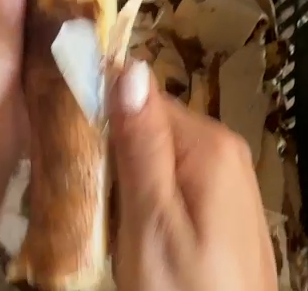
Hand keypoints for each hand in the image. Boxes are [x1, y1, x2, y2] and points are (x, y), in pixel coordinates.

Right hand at [110, 62, 278, 290]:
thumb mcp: (153, 225)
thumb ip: (143, 146)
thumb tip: (131, 66)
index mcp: (210, 143)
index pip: (144, 100)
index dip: (106, 123)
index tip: (75, 155)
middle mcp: (227, 149)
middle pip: (154, 129)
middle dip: (119, 159)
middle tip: (92, 204)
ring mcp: (232, 182)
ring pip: (163, 160)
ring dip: (133, 185)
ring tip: (112, 228)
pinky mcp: (228, 212)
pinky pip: (180, 187)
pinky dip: (154, 205)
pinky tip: (140, 241)